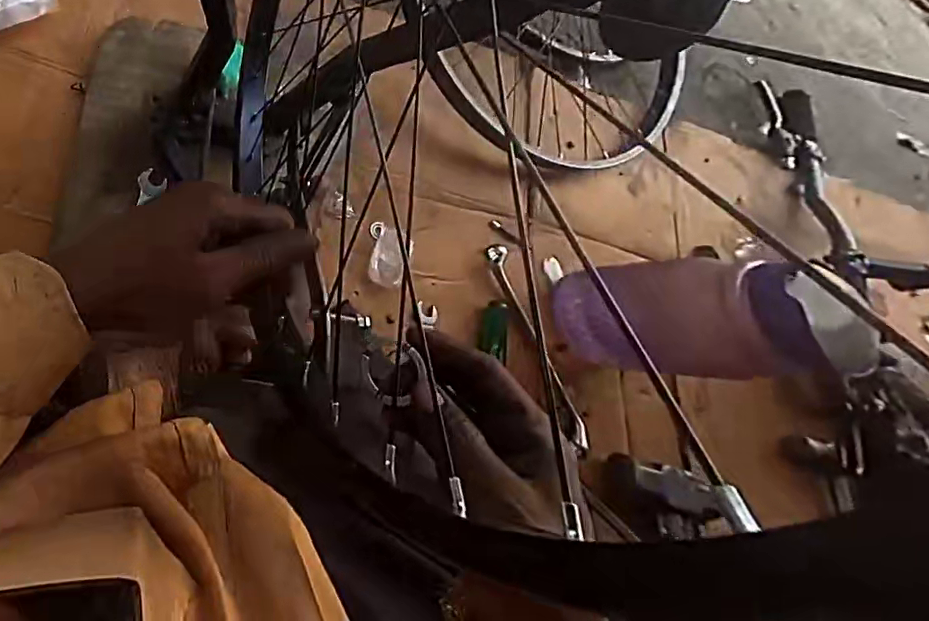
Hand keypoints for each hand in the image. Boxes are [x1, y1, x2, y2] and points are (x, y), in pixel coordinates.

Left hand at [46, 180, 315, 337]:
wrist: (75, 291)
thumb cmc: (146, 290)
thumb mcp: (212, 281)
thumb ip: (263, 258)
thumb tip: (310, 237)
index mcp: (215, 200)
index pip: (278, 221)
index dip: (292, 264)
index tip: (296, 310)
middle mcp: (200, 199)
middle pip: (254, 233)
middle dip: (267, 278)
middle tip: (274, 326)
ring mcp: (179, 215)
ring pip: (230, 246)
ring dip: (242, 284)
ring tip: (246, 330)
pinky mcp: (165, 233)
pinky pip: (205, 252)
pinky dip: (216, 280)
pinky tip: (218, 313)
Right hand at [403, 327, 564, 532]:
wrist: (542, 610)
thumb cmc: (528, 543)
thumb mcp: (491, 488)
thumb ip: (453, 433)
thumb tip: (417, 383)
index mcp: (531, 430)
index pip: (485, 372)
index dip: (446, 349)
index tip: (406, 334)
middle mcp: (514, 435)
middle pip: (466, 388)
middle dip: (425, 373)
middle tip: (387, 371)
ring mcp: (494, 456)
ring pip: (451, 410)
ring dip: (416, 399)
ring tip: (386, 398)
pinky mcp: (475, 477)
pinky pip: (442, 437)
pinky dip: (417, 425)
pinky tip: (396, 424)